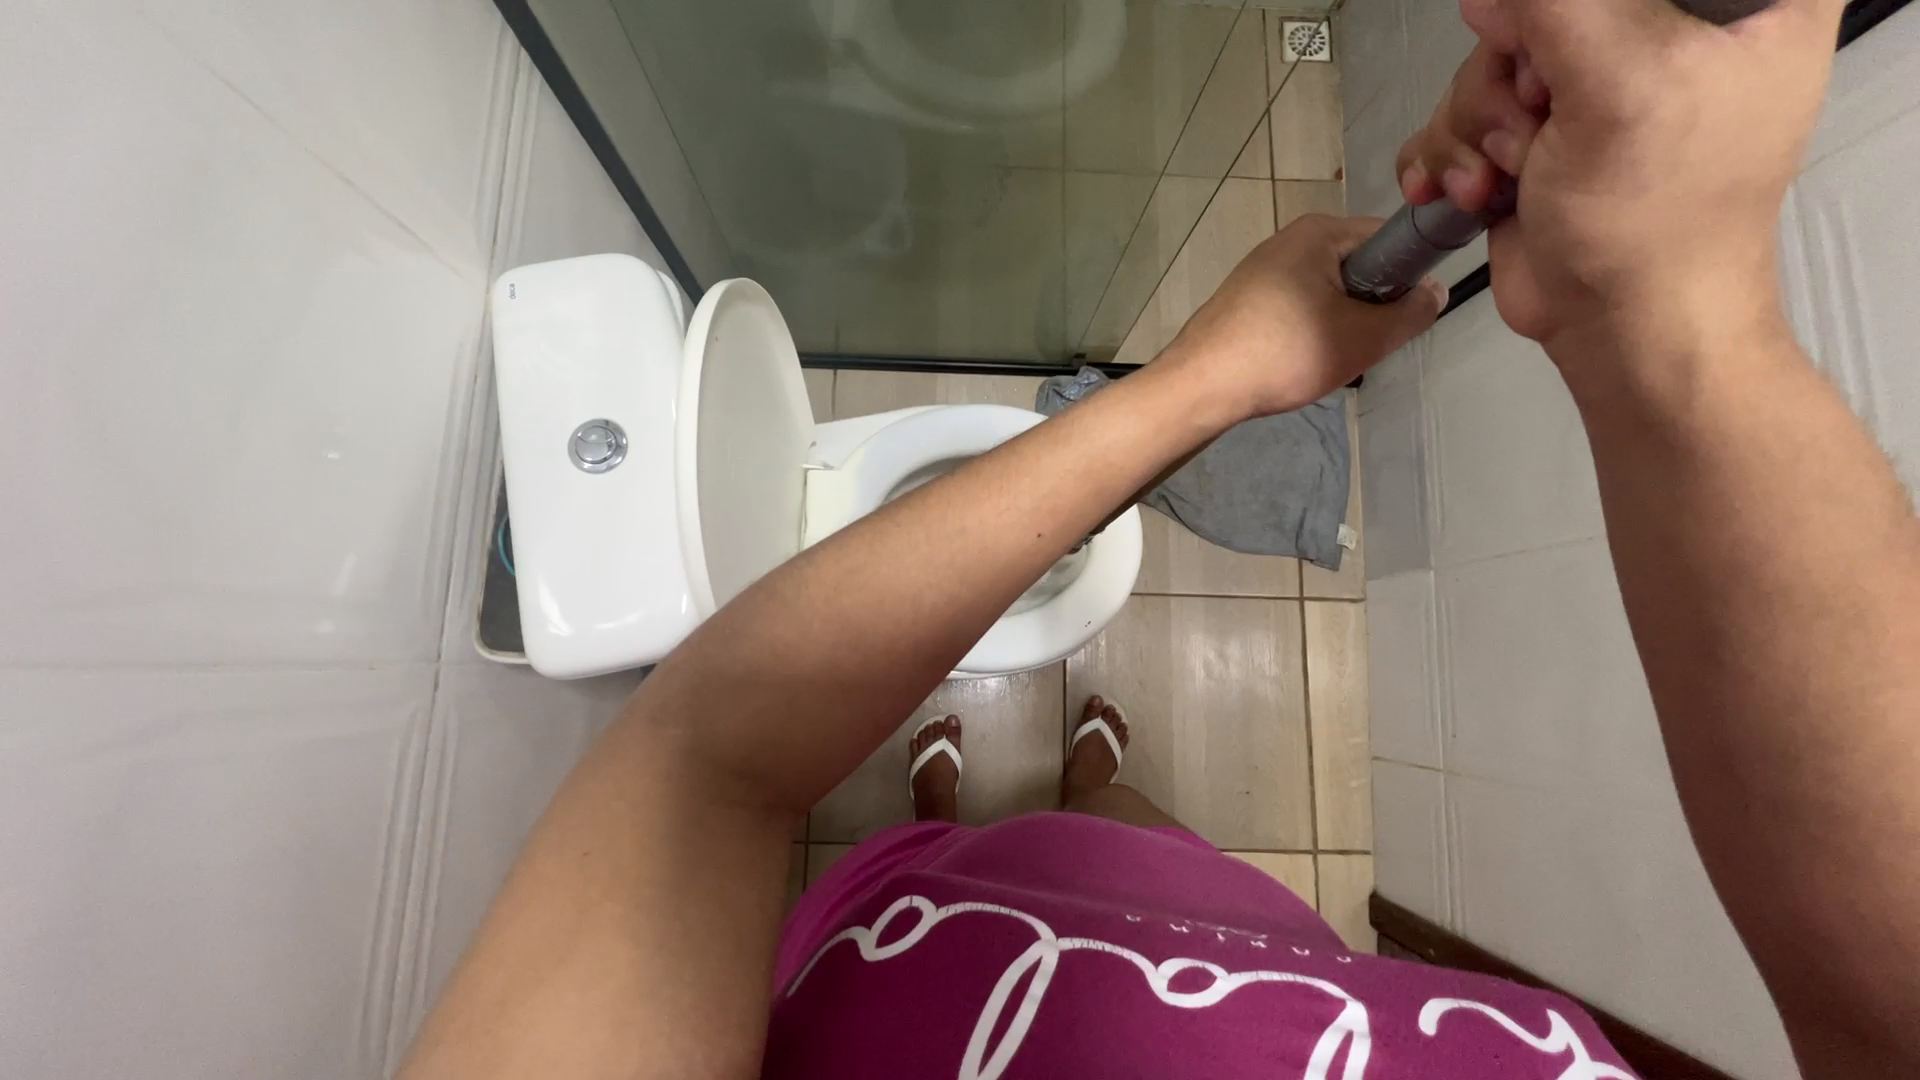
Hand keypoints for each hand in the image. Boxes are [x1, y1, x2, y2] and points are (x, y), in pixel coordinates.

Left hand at [1161, 214, 1445, 418]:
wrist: (1199, 388)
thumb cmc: (1284, 354)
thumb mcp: (1365, 337)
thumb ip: (1411, 313)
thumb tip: (1433, 292)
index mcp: (1318, 231)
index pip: (1390, 238)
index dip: (1408, 276)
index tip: (1403, 315)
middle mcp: (1286, 241)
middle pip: (1356, 268)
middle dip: (1367, 306)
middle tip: (1360, 345)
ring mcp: (1258, 272)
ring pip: (1323, 294)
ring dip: (1334, 325)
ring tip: (1322, 358)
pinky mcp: (1240, 302)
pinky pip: (1292, 311)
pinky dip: (1301, 334)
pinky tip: (1293, 363)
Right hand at [1396, 0, 1844, 354]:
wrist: (1615, 319)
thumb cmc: (1651, 219)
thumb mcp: (1624, 86)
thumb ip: (1559, 11)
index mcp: (1721, 2)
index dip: (1557, 21)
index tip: (1550, 67)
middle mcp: (1648, 43)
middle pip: (1529, 23)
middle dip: (1503, 91)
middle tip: (1530, 139)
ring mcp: (1578, 100)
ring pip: (1481, 79)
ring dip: (1468, 139)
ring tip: (1495, 184)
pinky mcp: (1526, 148)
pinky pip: (1456, 128)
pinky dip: (1443, 163)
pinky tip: (1458, 193)